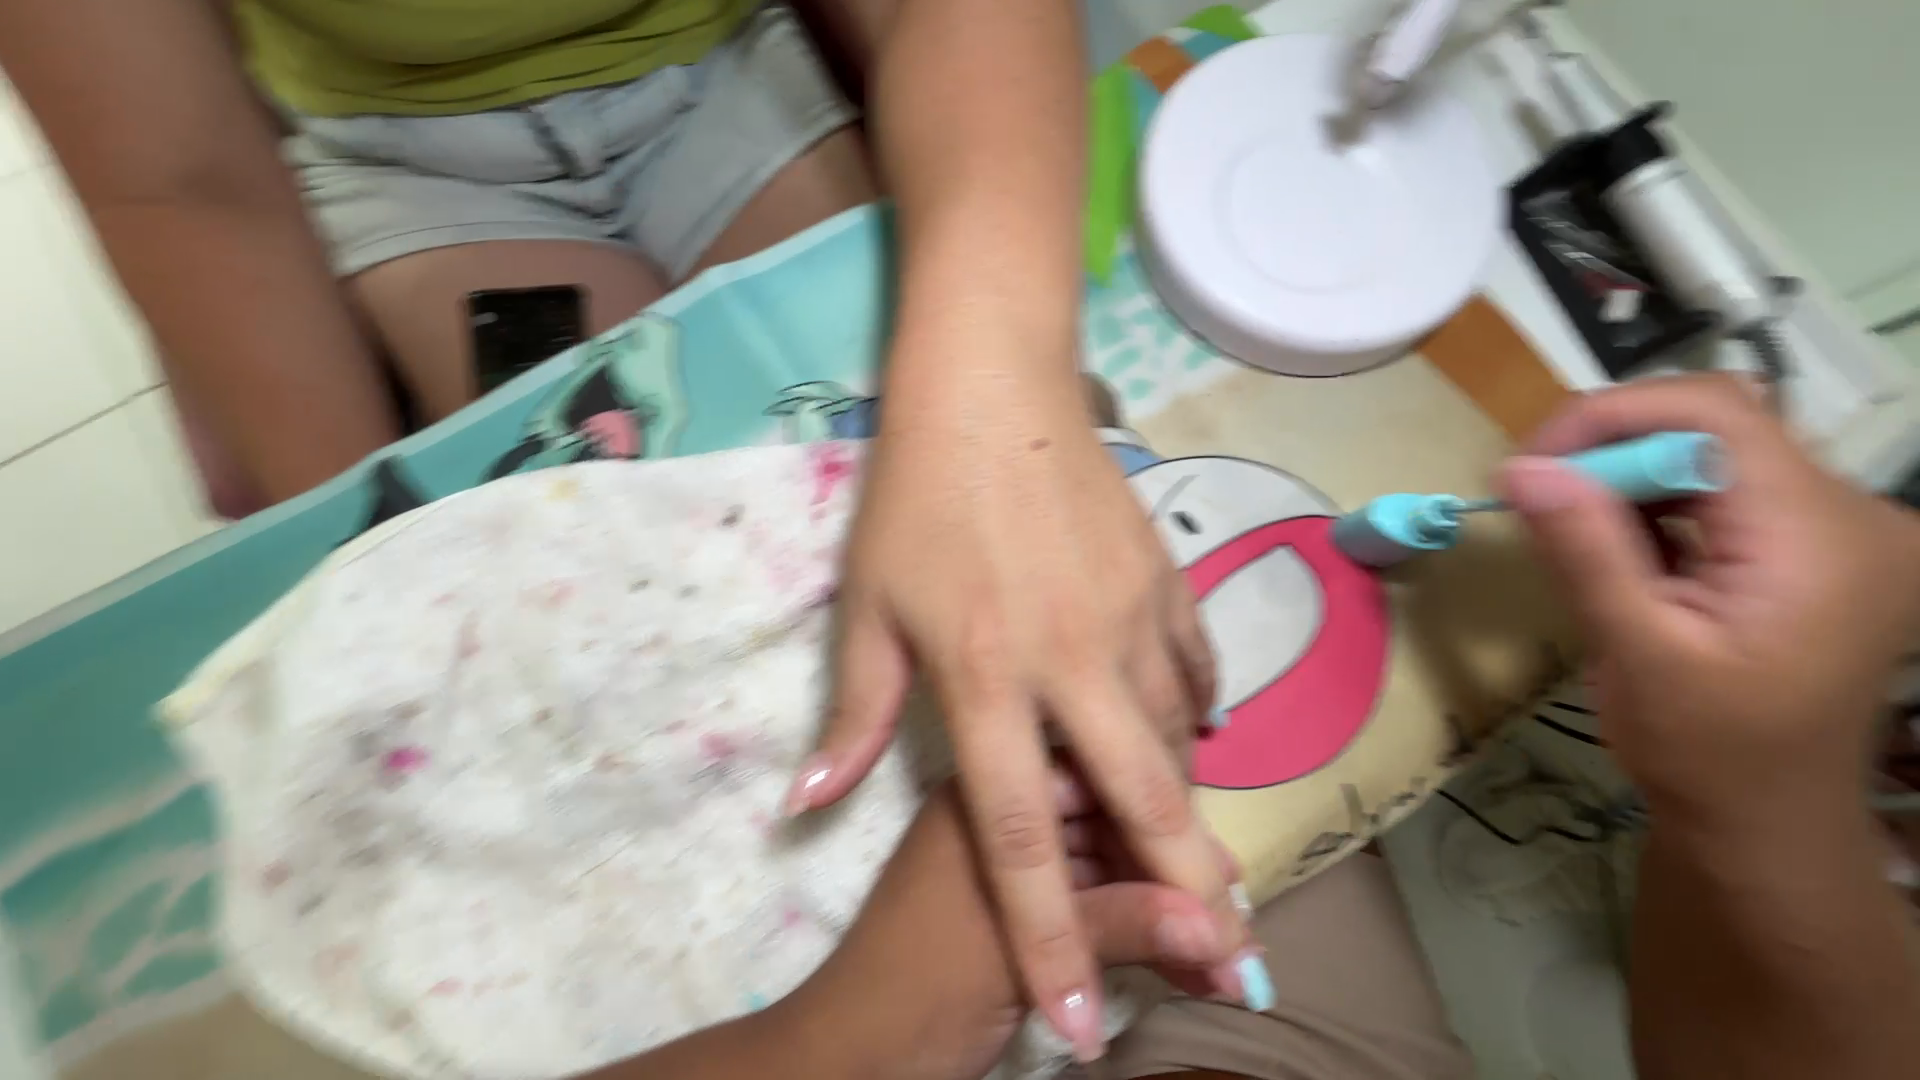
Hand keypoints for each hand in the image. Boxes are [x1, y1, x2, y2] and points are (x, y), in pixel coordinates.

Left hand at [775, 785, 1240, 1079]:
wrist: (844, 1045)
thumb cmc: (909, 986)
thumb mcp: (1011, 957)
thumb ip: (1114, 929)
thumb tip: (1218, 933)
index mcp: (979, 789)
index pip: (1089, 789)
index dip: (1161, 837)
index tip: (1224, 888)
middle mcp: (998, 788)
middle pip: (1108, 815)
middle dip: (1176, 870)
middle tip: (1238, 921)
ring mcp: (1008, 819)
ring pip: (1108, 843)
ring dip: (1165, 891)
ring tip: (1228, 934)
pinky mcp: (1015, 857)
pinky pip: (1093, 870)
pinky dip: (1138, 904)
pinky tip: (1186, 931)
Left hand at [788, 372, 1249, 1058]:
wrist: (991, 393)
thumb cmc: (915, 500)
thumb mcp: (868, 606)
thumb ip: (855, 714)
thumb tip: (810, 804)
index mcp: (984, 673)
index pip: (1014, 833)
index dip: (1047, 939)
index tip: (1078, 1025)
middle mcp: (1070, 657)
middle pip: (1139, 796)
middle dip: (1183, 888)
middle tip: (1225, 957)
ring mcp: (1131, 615)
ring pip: (1177, 734)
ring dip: (1180, 794)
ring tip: (1185, 840)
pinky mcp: (1167, 578)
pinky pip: (1195, 669)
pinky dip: (1192, 712)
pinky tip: (1187, 730)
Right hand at [1501, 375, 1919, 824]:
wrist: (1761, 814)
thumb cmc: (1702, 746)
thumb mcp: (1634, 648)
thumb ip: (1584, 549)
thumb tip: (1520, 468)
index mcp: (1819, 536)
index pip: (1715, 413)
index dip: (1609, 417)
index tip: (1529, 466)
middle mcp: (1846, 514)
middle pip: (1714, 423)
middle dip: (1608, 444)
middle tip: (1533, 493)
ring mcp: (1828, 529)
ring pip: (1710, 450)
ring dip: (1622, 473)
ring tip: (1563, 522)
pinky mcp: (1800, 546)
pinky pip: (1715, 489)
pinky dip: (1648, 501)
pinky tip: (1610, 542)